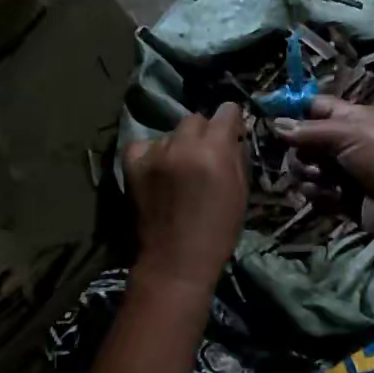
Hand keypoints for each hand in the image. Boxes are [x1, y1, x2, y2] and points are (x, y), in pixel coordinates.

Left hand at [123, 102, 247, 286]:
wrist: (176, 260)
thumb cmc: (219, 230)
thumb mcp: (241, 191)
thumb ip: (237, 157)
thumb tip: (234, 137)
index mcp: (215, 150)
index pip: (226, 111)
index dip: (232, 119)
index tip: (232, 130)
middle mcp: (183, 144)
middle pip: (196, 119)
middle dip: (204, 131)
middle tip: (207, 153)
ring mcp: (154, 154)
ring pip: (171, 132)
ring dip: (179, 143)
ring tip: (181, 165)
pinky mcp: (132, 166)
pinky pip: (144, 144)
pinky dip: (152, 151)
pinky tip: (158, 166)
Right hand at [273, 96, 373, 238]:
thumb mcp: (350, 133)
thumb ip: (310, 130)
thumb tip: (276, 124)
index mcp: (351, 119)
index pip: (314, 108)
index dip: (293, 112)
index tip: (270, 121)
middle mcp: (345, 144)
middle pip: (303, 143)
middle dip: (300, 154)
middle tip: (312, 164)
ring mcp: (343, 173)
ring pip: (306, 171)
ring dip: (310, 177)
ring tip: (328, 183)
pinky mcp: (343, 200)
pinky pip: (317, 195)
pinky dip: (321, 197)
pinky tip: (335, 198)